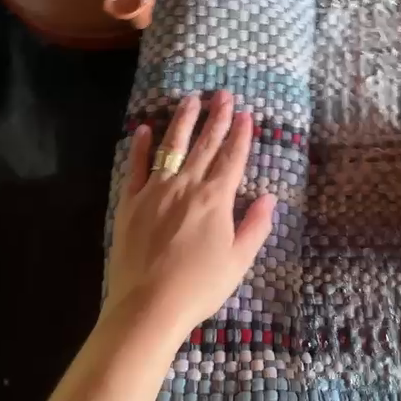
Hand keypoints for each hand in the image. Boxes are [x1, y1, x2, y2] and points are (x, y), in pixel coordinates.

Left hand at [105, 90, 276, 341]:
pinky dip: (141, 147)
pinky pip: (136, 167)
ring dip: (184, 122)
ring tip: (191, 100)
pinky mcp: (131, 202)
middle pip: (205, 145)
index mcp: (216, 199)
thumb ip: (255, 226)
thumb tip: (269, 198)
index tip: (245, 114)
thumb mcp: (238, 261)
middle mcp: (187, 185)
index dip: (240, 135)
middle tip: (224, 94)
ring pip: (172, 147)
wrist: (149, 305)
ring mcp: (156, 191)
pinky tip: (145, 129)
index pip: (232, 159)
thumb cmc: (199, 287)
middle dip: (217, 118)